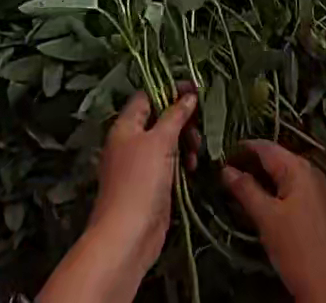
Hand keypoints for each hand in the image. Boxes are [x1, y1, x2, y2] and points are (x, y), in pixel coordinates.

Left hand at [38, 89, 196, 302]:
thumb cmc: (140, 181)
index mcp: (126, 124)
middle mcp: (131, 139)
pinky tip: (190, 168)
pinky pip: (167, 162)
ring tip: (195, 153)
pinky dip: (180, 161)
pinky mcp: (150, 183)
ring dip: (183, 141)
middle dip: (181, 120)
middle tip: (198, 130)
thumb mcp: (159, 142)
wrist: (128, 235)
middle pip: (158, 117)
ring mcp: (140, 162)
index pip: (148, 95)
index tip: (196, 92)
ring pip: (165, 140)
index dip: (170, 90)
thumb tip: (189, 95)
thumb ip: (175, 116)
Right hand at [222, 141, 325, 302]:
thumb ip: (245, 189)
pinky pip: (285, 191)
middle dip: (246, 165)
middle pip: (271, 159)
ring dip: (256, 181)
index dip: (238, 149)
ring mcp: (312, 191)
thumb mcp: (266, 217)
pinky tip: (253, 204)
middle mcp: (307, 172)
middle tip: (220, 175)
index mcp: (297, 168)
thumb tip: (225, 169)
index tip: (216, 157)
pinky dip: (268, 193)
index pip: (262, 147)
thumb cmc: (298, 249)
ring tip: (231, 189)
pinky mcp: (313, 209)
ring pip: (277, 177)